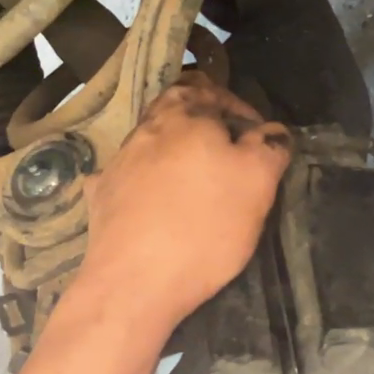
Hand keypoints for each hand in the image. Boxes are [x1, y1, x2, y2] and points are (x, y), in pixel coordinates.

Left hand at [58, 74, 292, 334]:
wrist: (134, 285)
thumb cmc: (205, 225)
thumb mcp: (259, 180)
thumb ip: (270, 145)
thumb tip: (272, 130)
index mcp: (184, 116)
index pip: (211, 89)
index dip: (239, 106)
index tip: (257, 134)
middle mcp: (145, 130)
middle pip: (174, 108)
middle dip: (202, 122)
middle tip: (227, 149)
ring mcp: (117, 163)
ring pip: (150, 140)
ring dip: (175, 150)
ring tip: (197, 179)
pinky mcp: (100, 199)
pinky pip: (127, 175)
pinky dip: (144, 178)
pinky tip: (153, 197)